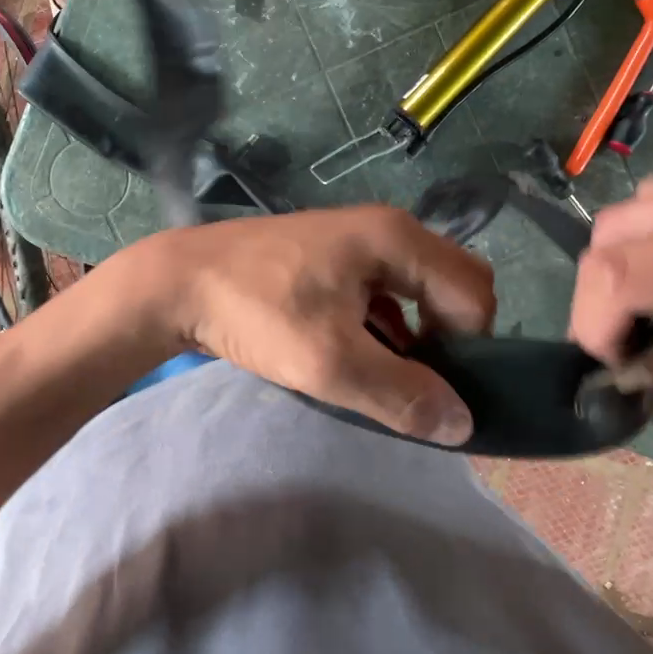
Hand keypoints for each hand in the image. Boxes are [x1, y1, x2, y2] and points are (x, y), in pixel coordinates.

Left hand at [135, 206, 495, 444]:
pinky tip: (356, 356)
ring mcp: (356, 239)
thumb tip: (463, 424)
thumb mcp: (331, 363)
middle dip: (449, 338)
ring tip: (384, 377)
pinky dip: (385, 326)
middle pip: (452, 285)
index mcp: (397, 239)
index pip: (474, 294)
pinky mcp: (331, 256)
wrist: (178, 283)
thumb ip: (402, 395)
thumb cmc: (257, 313)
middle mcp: (386, 228)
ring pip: (417, 290)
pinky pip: (384, 291)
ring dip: (415, 336)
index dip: (469, 348)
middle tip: (416, 382)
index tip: (434, 389)